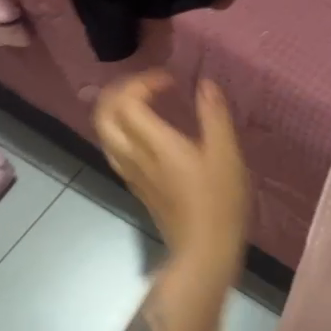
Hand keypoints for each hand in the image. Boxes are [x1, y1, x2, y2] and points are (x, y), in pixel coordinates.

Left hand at [92, 71, 249, 272]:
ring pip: (105, 134)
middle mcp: (134, 156)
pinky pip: (115, 149)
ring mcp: (131, 173)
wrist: (204, 249)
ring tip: (144, 103)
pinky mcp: (136, 186)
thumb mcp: (226, 154)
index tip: (170, 81)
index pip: (127, 102)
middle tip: (148, 85)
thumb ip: (214, 115)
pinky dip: (123, 129)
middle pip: (104, 116)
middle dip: (119, 92)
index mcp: (154, 144)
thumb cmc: (220, 200)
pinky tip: (148, 132)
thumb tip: (204, 84)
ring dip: (116, 111)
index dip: (143, 82)